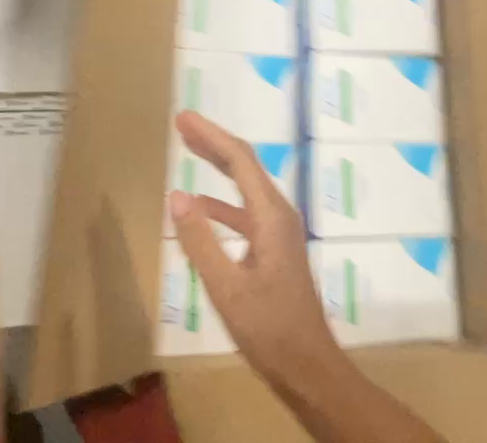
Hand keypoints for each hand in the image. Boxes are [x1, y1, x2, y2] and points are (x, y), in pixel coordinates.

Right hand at [167, 111, 343, 389]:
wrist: (309, 367)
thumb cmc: (269, 329)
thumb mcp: (226, 287)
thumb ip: (200, 240)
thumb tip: (177, 195)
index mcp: (271, 216)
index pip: (239, 160)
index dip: (211, 135)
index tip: (183, 119)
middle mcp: (279, 215)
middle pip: (245, 166)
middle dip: (213, 142)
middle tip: (182, 125)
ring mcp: (279, 232)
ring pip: (245, 187)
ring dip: (217, 168)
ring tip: (189, 151)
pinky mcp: (274, 250)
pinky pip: (245, 212)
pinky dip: (222, 203)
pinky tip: (200, 209)